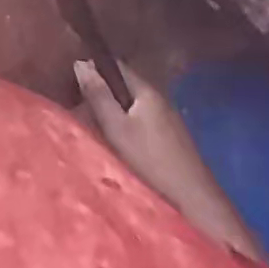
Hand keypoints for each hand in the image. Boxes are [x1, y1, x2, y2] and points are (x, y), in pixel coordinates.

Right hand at [76, 60, 267, 261]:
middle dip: (102, 91)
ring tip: (92, 124)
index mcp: (147, 91)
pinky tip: (117, 142)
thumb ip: (98, 95)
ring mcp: (169, 120)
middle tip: (77, 104)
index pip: (116, 65)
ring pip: (133, 105)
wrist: (196, 204)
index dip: (94, 67)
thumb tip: (81, 62)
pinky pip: (141, 121)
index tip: (72, 78)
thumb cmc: (151, 161)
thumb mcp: (116, 128)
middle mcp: (160, 99)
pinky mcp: (172, 140)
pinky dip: (126, 125)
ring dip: (113, 110)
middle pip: (124, 86)